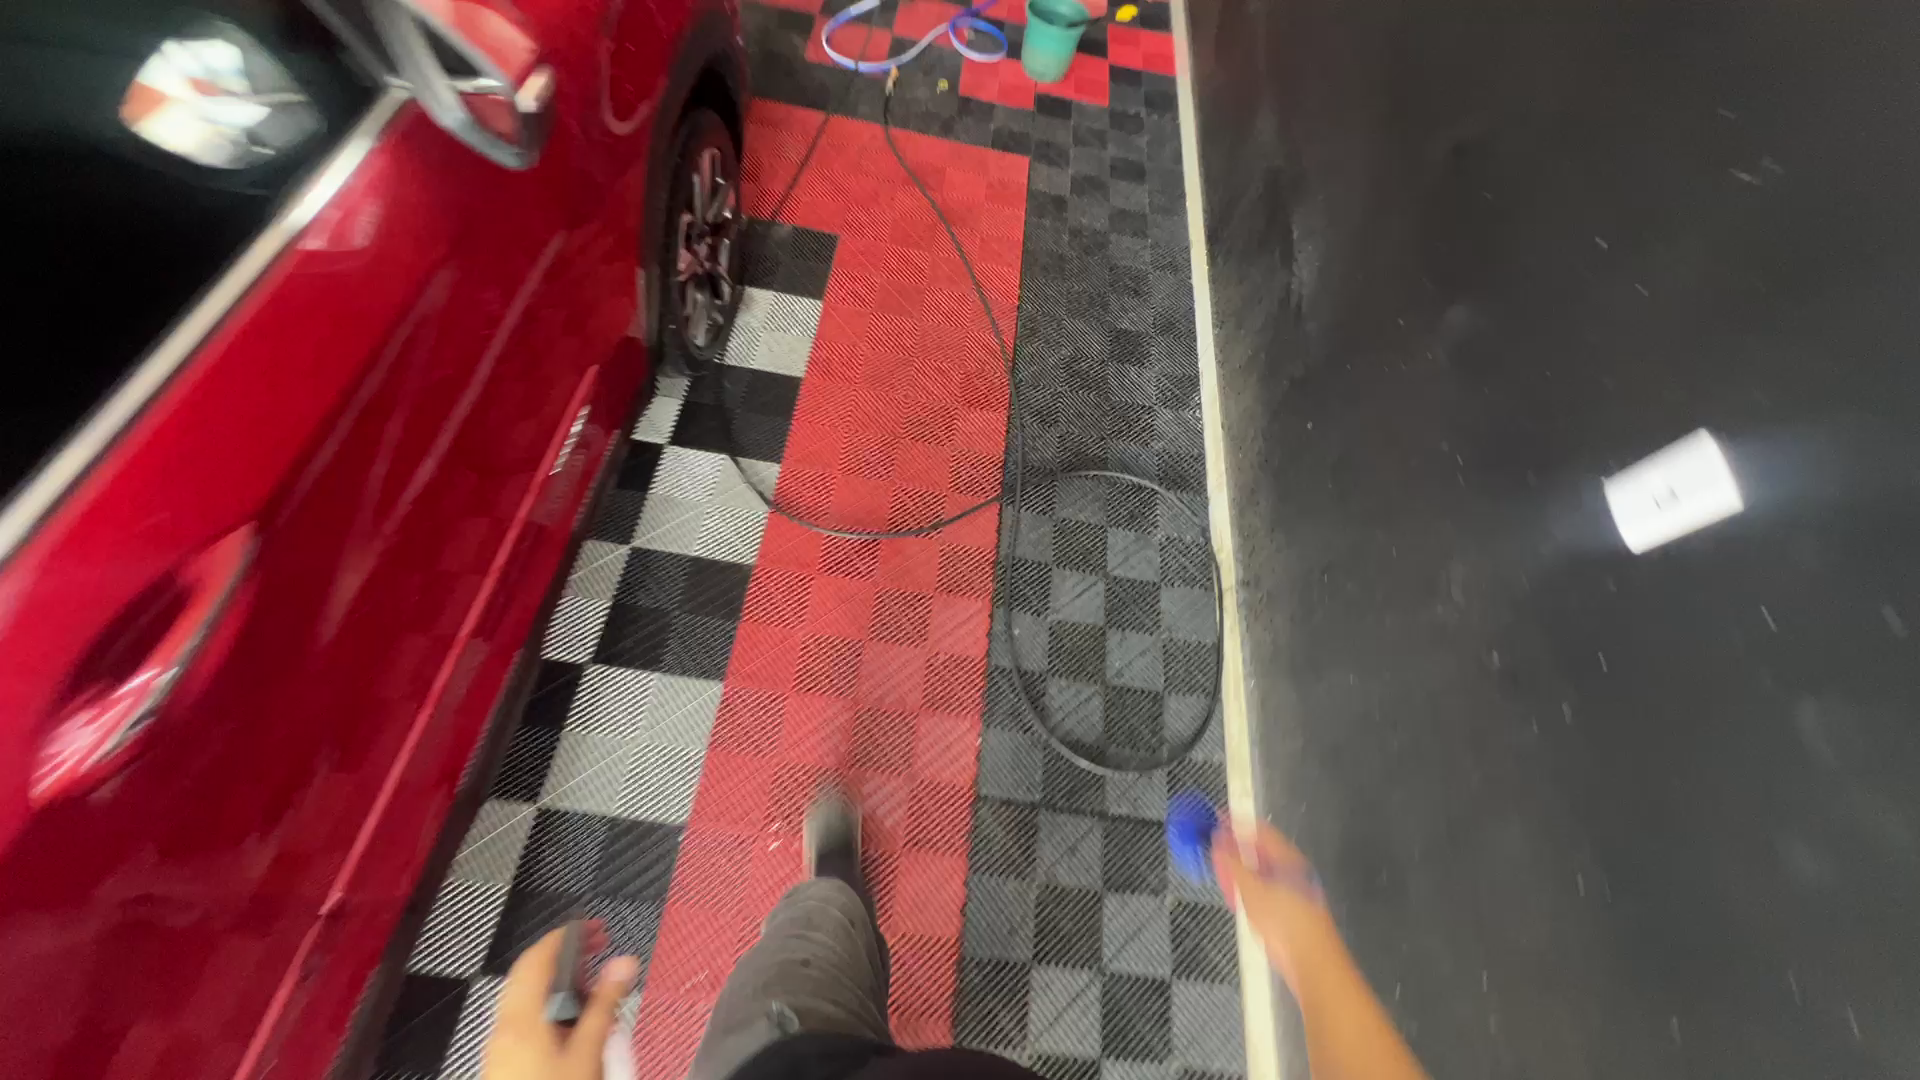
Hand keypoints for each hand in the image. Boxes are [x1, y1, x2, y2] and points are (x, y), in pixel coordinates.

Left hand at [482, 923, 638, 1079]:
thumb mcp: (590, 1049)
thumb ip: (606, 1001)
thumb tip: (624, 962)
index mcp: (522, 1017)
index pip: (538, 957)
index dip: (566, 934)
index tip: (593, 926)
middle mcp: (505, 1028)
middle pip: (528, 973)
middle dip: (563, 954)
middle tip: (595, 945)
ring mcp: (501, 1048)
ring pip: (525, 996)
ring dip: (556, 979)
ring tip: (590, 979)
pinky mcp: (505, 1064)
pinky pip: (524, 1017)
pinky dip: (549, 1002)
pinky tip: (573, 1018)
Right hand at [1211, 821, 1340, 990]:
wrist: (1312, 965)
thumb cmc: (1287, 923)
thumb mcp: (1252, 888)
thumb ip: (1232, 862)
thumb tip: (1218, 840)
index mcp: (1288, 859)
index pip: (1259, 830)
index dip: (1236, 823)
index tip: (1215, 820)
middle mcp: (1292, 871)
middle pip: (1258, 851)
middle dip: (1234, 850)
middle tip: (1213, 850)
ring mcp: (1291, 892)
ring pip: (1259, 873)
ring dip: (1238, 872)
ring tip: (1222, 877)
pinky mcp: (1287, 912)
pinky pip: (1262, 892)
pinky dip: (1247, 891)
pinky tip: (1237, 899)